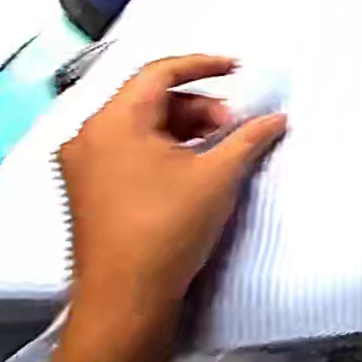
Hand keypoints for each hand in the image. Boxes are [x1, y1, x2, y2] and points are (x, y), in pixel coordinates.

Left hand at [57, 55, 286, 356]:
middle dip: (200, 106)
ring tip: (221, 148)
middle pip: (151, 99)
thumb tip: (278, 118)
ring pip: (141, 125)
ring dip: (186, 127)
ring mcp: (83, 164)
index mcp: (114, 122)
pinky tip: (194, 167)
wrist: (126, 296)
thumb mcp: (219, 176)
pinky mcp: (89, 188)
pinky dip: (166, 147)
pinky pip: (130, 148)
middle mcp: (88, 135)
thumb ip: (251, 138)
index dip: (203, 65)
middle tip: (236, 126)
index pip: (159, 73)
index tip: (239, 69)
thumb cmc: (170, 226)